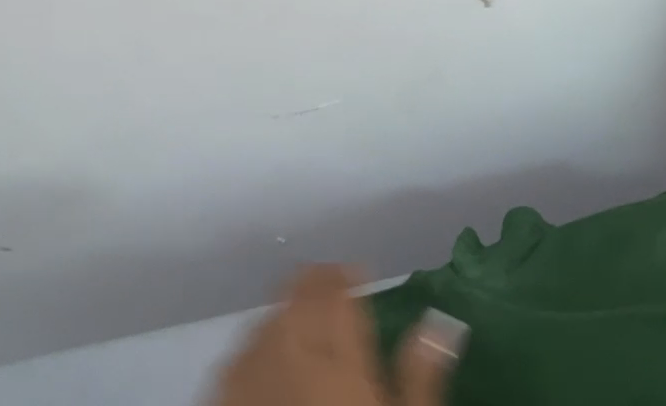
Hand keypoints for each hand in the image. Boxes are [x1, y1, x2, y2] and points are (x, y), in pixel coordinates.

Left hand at [212, 264, 461, 405]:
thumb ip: (419, 368)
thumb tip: (444, 321)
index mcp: (337, 348)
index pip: (335, 286)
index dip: (343, 271)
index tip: (355, 273)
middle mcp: (289, 346)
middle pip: (295, 292)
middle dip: (313, 284)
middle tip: (332, 292)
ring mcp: (248, 369)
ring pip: (264, 318)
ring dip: (284, 313)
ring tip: (301, 329)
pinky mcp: (220, 393)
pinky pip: (235, 356)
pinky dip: (254, 348)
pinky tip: (265, 365)